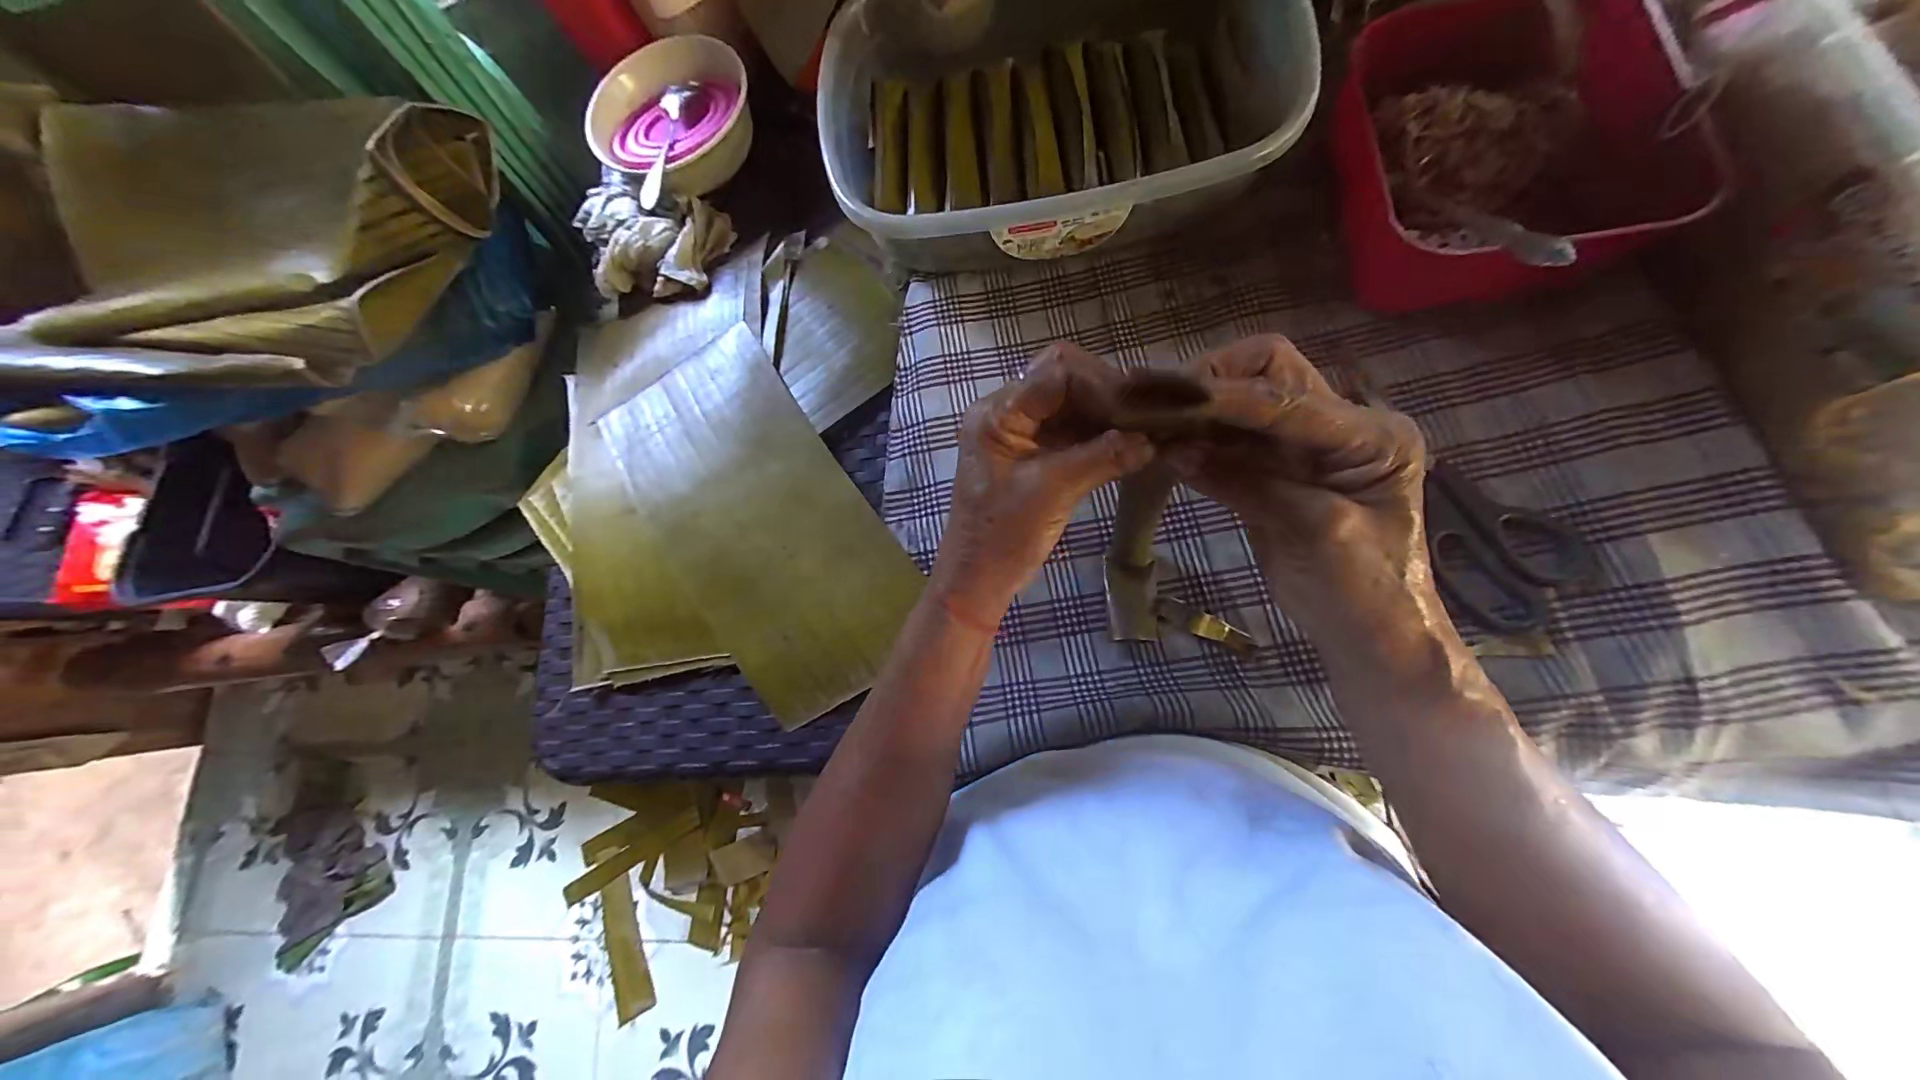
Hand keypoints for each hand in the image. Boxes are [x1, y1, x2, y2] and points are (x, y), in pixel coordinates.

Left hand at [932, 344, 1154, 629]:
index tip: (1134, 412)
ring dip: (1107, 416)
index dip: (1100, 384)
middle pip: (1065, 380)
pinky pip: (1073, 431)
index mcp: (998, 414)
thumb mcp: (1052, 491)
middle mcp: (1008, 412)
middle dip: (1107, 396)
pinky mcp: (1035, 454)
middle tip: (1144, 421)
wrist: (978, 577)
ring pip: (1073, 404)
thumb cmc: (1003, 536)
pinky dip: (1101, 436)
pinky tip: (1130, 447)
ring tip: (1145, 433)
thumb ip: (1101, 457)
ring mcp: (1022, 433)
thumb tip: (1151, 440)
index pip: (1056, 371)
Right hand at [1164, 335, 1430, 629]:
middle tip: (1159, 402)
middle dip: (1214, 379)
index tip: (1171, 399)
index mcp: (1371, 435)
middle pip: (1270, 373)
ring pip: (1243, 404)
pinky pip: (1230, 445)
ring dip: (1198, 410)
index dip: (1228, 397)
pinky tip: (1163, 447)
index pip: (1289, 398)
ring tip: (1149, 419)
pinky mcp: (1274, 474)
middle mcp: (1340, 427)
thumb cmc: (1363, 590)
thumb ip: (1249, 484)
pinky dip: (1197, 442)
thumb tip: (1176, 451)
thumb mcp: (1314, 531)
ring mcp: (1304, 449)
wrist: (1370, 636)